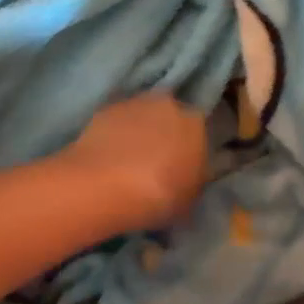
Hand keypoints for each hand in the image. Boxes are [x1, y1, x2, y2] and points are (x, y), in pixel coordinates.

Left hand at [61, 92, 207, 229]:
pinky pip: (118, 121)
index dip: (190, 149)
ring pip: (143, 116)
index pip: (199, 131)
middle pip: (170, 117)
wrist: (104, 186)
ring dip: (140, 131)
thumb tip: (189, 174)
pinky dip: (116, 134)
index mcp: (195, 124)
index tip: (182, 167)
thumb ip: (193, 179)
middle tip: (157, 162)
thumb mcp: (189, 200)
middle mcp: (168, 105)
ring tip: (129, 160)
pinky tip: (109, 156)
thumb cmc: (157, 197)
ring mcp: (135, 103)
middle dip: (166, 134)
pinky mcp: (106, 108)